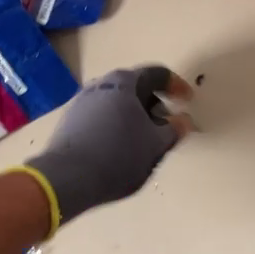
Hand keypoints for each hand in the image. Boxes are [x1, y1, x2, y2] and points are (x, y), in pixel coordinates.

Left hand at [17, 66, 192, 229]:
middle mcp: (100, 84)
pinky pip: (101, 117)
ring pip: (117, 103)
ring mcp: (81, 102)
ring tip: (144, 140)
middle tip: (167, 125)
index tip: (188, 101)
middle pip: (136, 88)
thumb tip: (184, 120)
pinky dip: (116, 125)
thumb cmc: (119, 156)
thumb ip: (175, 130)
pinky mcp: (69, 121)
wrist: (67, 179)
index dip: (177, 86)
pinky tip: (120, 148)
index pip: (157, 74)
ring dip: (134, 117)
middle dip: (155, 104)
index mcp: (124, 82)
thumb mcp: (156, 145)